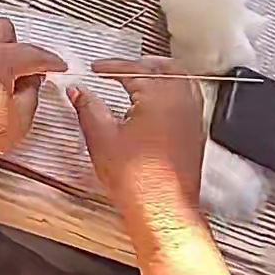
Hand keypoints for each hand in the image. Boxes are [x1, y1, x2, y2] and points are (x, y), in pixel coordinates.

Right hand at [69, 58, 207, 234]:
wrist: (163, 210)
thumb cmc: (137, 180)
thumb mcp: (101, 138)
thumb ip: (88, 108)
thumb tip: (78, 91)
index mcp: (158, 96)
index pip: (133, 69)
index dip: (111, 67)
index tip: (97, 69)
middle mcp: (181, 101)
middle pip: (162, 67)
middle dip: (139, 64)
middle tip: (120, 68)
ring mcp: (193, 116)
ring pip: (181, 80)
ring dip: (160, 74)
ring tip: (141, 78)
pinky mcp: (197, 132)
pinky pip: (190, 97)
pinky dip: (174, 90)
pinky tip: (160, 102)